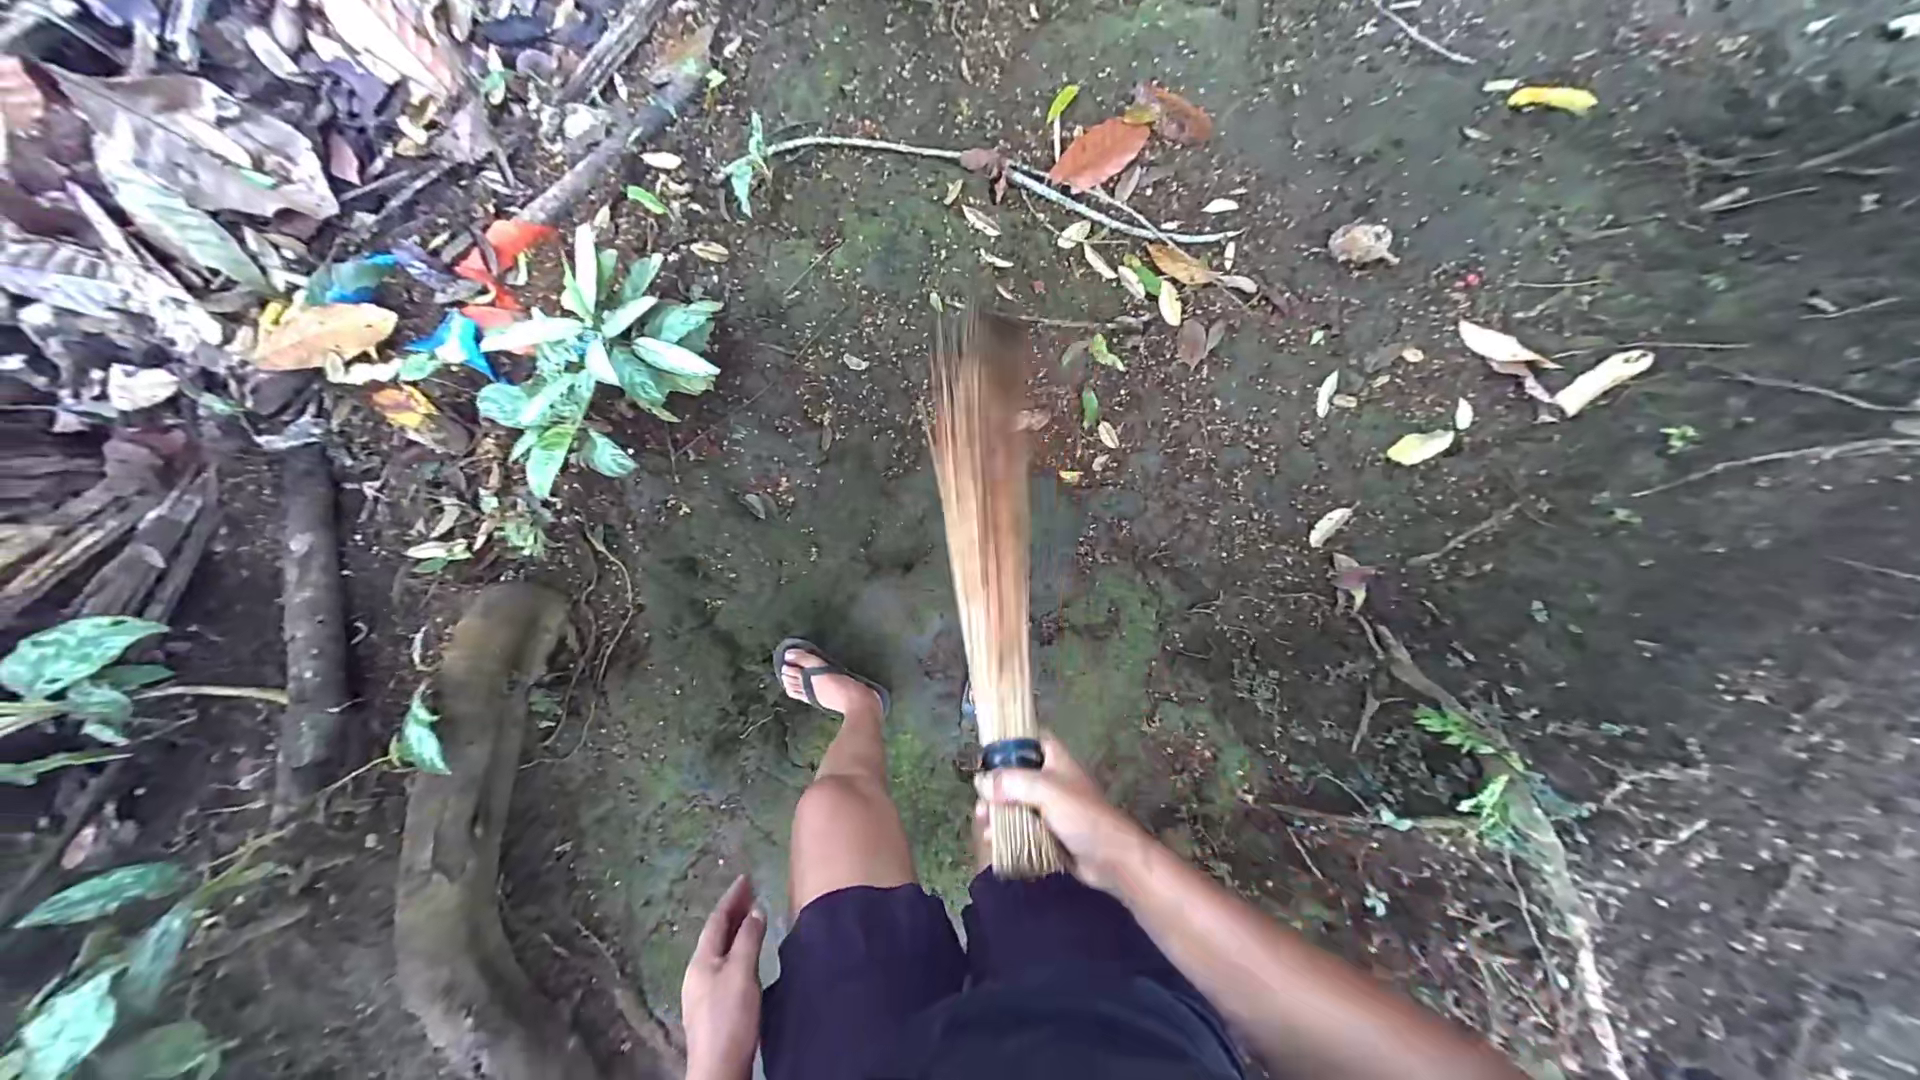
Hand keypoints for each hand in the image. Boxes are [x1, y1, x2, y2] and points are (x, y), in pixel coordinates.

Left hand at [680, 875, 766, 1079]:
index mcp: (701, 961)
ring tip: (753, 915)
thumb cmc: (729, 1018)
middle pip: (716, 933)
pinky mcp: (714, 1007)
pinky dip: (738, 948)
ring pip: (721, 949)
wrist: (719, 1071)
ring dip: (737, 929)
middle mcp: (699, 972)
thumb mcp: (741, 972)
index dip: (732, 898)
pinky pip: (726, 963)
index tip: (746, 877)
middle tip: (751, 890)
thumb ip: (748, 939)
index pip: (717, 920)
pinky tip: (749, 952)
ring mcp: (704, 991)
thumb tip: (755, 911)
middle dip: (734, 910)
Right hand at [975, 734, 1154, 893]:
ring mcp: (1049, 806)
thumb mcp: (1045, 790)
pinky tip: (993, 840)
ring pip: (1015, 802)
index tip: (984, 755)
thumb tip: (981, 781)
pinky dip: (1006, 830)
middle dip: (994, 788)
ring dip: (997, 812)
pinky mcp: (1048, 831)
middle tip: (981, 802)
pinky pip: (1021, 826)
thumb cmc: (1082, 815)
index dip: (1007, 742)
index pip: (1028, 739)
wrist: (1112, 859)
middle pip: (1015, 774)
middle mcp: (1050, 778)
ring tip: (983, 822)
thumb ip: (1012, 782)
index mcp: (1054, 759)